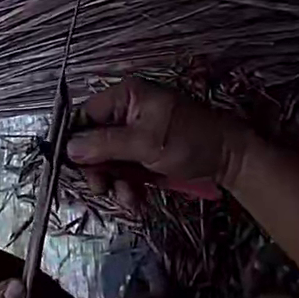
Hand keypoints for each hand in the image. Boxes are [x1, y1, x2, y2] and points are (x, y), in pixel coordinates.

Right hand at [66, 77, 258, 202]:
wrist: (230, 160)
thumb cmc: (190, 140)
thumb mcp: (146, 142)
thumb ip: (106, 144)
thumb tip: (69, 148)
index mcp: (125, 96)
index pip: (86, 114)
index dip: (75, 140)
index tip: (72, 166)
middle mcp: (126, 112)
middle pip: (93, 141)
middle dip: (98, 168)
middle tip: (102, 188)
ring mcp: (135, 135)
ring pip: (107, 161)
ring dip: (113, 183)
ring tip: (128, 199)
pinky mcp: (143, 155)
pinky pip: (123, 171)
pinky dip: (126, 187)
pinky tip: (135, 201)